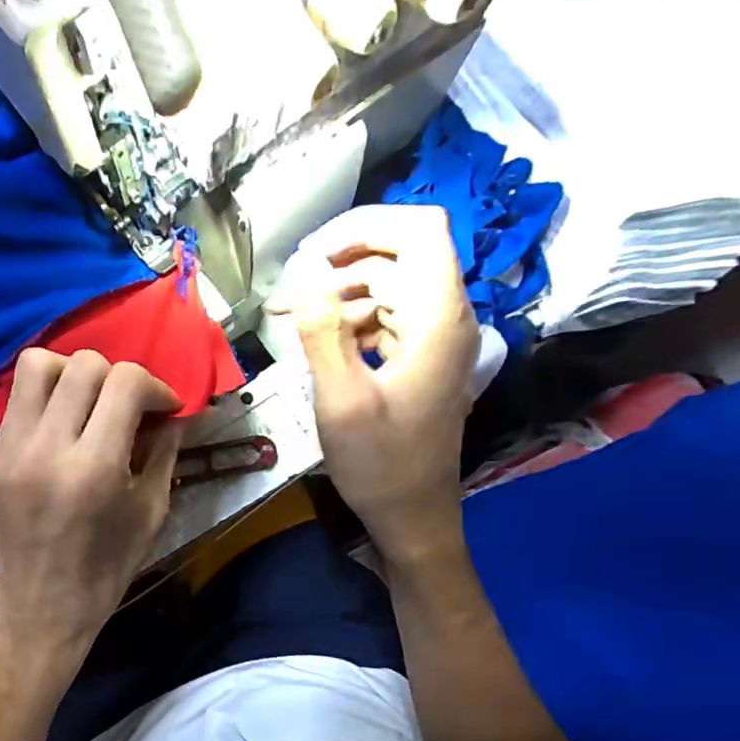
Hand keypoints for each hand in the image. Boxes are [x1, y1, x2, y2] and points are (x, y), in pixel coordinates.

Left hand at [0, 349, 183, 682]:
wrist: (42, 609)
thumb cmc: (107, 569)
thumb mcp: (150, 512)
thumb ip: (164, 452)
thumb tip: (175, 412)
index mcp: (94, 469)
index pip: (124, 383)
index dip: (154, 386)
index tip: (165, 408)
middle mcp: (48, 449)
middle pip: (84, 364)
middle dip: (118, 377)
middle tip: (129, 408)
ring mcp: (11, 449)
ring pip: (38, 365)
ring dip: (74, 373)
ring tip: (90, 404)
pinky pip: (20, 397)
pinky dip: (48, 396)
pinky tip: (65, 424)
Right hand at [265, 204, 477, 558]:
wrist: (413, 516)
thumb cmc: (381, 464)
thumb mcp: (342, 400)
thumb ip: (322, 333)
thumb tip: (302, 280)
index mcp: (438, 319)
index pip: (421, 229)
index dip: (369, 225)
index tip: (318, 251)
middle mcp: (446, 319)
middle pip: (400, 256)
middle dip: (342, 265)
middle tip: (293, 294)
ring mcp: (435, 342)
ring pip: (390, 288)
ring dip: (342, 296)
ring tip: (294, 322)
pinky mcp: (421, 363)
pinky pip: (387, 320)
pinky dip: (353, 322)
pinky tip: (323, 345)